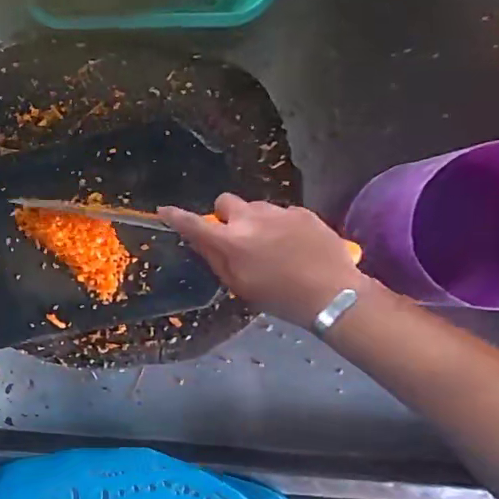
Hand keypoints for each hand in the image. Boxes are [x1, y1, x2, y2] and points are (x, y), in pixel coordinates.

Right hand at [159, 194, 365, 327]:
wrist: (334, 294)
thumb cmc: (279, 297)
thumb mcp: (238, 284)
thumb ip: (214, 258)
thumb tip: (197, 238)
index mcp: (230, 241)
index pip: (193, 223)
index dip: (175, 216)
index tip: (164, 210)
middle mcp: (250, 219)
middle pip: (225, 202)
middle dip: (225, 215)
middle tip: (236, 235)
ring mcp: (279, 213)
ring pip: (255, 207)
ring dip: (254, 220)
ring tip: (270, 243)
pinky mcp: (303, 213)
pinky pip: (281, 212)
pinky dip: (280, 224)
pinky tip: (293, 244)